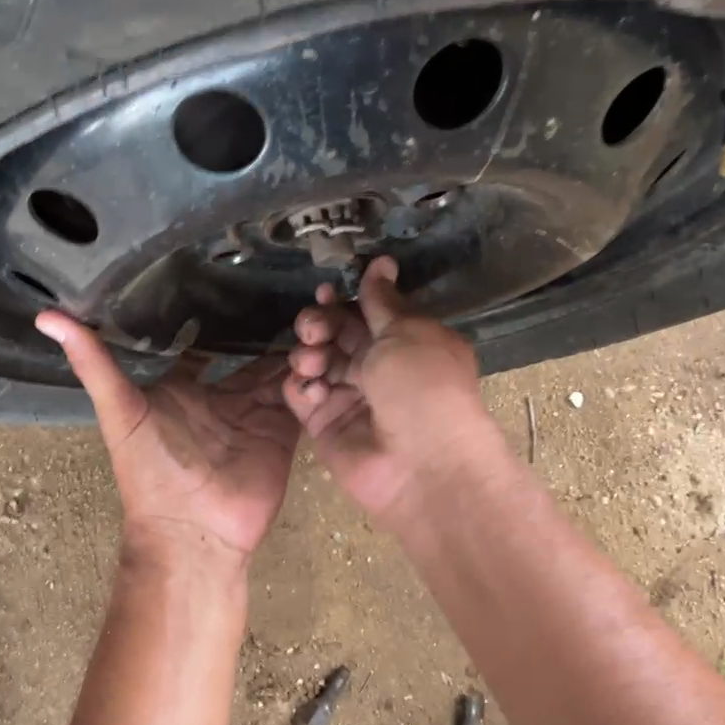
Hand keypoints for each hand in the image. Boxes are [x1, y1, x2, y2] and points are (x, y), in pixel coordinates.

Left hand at [37, 311, 299, 564]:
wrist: (192, 532)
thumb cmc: (150, 470)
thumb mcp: (118, 409)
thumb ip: (92, 362)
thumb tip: (45, 315)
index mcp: (180, 389)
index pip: (201, 346)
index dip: (216, 319)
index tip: (232, 280)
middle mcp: (218, 399)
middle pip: (245, 356)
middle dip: (262, 330)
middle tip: (287, 288)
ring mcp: (251, 416)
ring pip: (275, 373)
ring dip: (289, 348)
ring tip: (311, 311)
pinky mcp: (280, 434)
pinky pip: (298, 398)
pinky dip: (309, 377)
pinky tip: (323, 345)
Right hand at [281, 257, 510, 523]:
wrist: (421, 463)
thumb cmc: (424, 386)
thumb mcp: (407, 331)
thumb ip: (381, 300)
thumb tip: (382, 261)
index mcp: (405, 342)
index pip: (365, 313)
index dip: (343, 301)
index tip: (325, 291)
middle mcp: (377, 368)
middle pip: (335, 334)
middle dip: (319, 324)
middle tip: (313, 330)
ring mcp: (348, 397)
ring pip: (314, 361)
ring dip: (308, 354)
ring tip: (313, 362)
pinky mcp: (323, 424)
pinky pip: (301, 395)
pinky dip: (300, 386)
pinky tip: (312, 389)